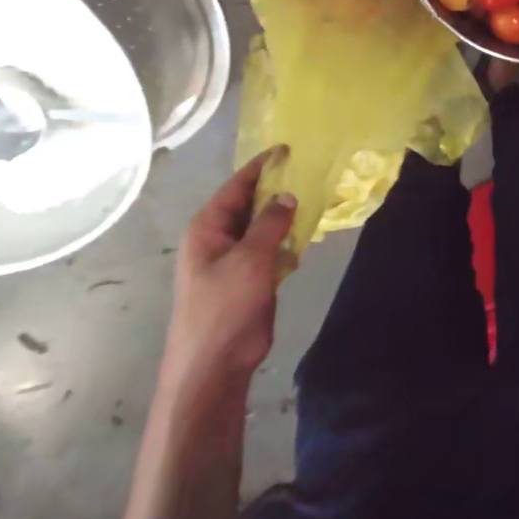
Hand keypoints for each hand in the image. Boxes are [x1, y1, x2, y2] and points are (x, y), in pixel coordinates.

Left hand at [163, 147, 297, 386]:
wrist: (213, 369)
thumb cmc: (225, 308)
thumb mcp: (250, 259)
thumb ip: (270, 223)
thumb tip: (287, 194)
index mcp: (207, 227)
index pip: (236, 185)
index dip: (260, 166)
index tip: (286, 149)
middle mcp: (216, 238)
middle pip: (247, 204)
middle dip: (274, 189)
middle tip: (306, 172)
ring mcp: (230, 261)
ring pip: (259, 228)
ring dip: (281, 216)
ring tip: (311, 197)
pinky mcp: (245, 281)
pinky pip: (266, 250)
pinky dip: (283, 240)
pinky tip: (304, 235)